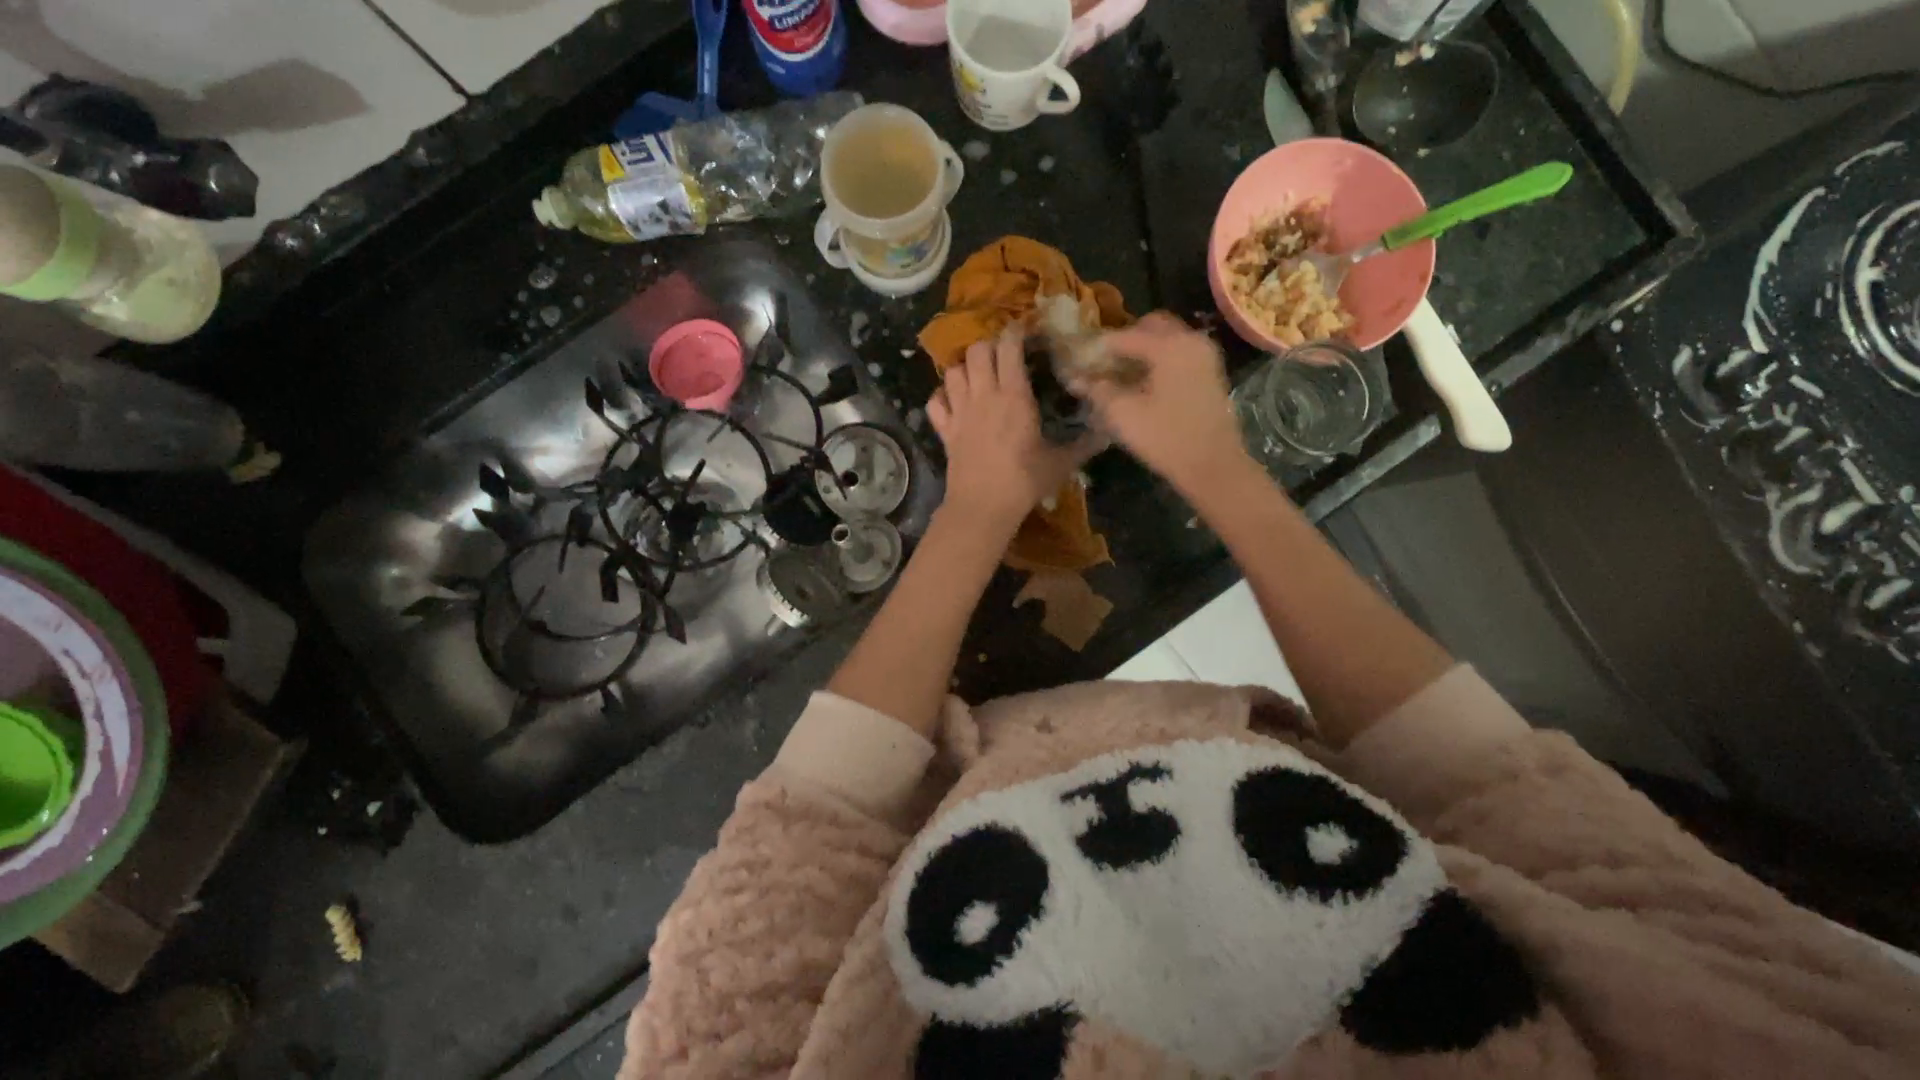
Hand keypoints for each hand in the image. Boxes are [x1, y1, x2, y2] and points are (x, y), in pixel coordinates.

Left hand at [927, 329, 1104, 536]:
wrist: (983, 506)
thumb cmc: (1024, 481)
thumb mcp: (1060, 463)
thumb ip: (1084, 446)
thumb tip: (1109, 434)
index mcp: (1014, 395)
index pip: (1009, 347)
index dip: (1015, 332)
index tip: (1024, 331)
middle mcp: (983, 395)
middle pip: (976, 350)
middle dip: (988, 346)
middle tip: (1002, 356)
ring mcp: (959, 411)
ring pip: (952, 370)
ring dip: (964, 368)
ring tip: (977, 376)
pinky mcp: (944, 430)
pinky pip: (934, 401)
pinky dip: (941, 396)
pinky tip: (953, 401)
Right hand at [1078, 313, 1251, 492]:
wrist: (1214, 466)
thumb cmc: (1166, 438)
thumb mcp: (1123, 414)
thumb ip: (1097, 389)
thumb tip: (1075, 377)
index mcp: (1169, 345)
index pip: (1124, 336)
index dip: (1098, 348)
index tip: (1080, 361)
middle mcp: (1190, 340)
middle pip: (1151, 325)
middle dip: (1126, 340)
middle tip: (1104, 364)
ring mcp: (1205, 355)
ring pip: (1168, 338)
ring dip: (1144, 349)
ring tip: (1123, 374)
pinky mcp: (1211, 372)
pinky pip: (1181, 352)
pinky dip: (1161, 359)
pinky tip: (1145, 383)